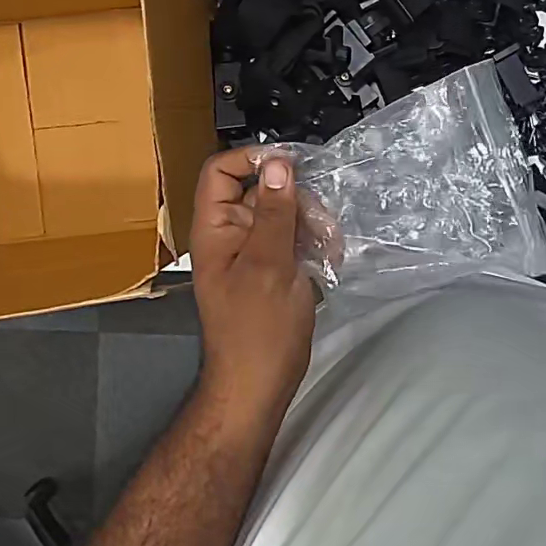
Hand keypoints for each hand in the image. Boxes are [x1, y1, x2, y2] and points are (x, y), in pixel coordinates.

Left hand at [189, 148, 317, 423]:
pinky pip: (295, 234)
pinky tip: (330, 257)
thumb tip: (277, 162)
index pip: (221, 170)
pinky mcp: (275, 263)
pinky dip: (314, 240)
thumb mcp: (269, 265)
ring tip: (329, 247)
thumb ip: (274, 211)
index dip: (251, 159)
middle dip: (296, 199)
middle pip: (262, 187)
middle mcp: (232, 231)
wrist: (260, 386)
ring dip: (312, 221)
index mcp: (215, 228)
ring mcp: (254, 247)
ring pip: (285, 210)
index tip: (290, 164)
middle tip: (319, 224)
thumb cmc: (257, 331)